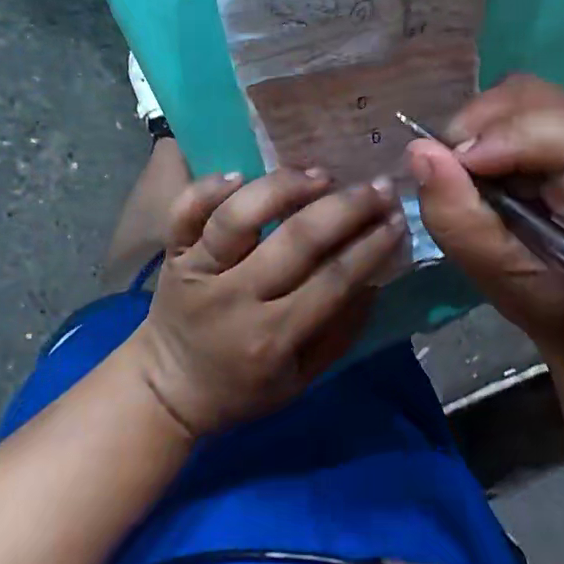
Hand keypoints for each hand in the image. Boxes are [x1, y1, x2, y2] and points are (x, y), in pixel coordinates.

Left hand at [124, 168, 405, 438]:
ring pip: (239, 217)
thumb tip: (377, 276)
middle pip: (297, 240)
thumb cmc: (244, 387)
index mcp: (272, 337)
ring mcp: (199, 271)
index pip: (334, 279)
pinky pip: (185, 212)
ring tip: (321, 174)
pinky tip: (243, 173)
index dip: (372, 245)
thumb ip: (341, 331)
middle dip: (346, 207)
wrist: (165, 391)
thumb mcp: (302, 379)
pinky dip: (210, 187)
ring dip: (284, 188)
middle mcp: (235, 298)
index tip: (398, 219)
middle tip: (378, 186)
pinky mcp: (173, 254)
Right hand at [407, 75, 563, 367]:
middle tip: (451, 164)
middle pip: (551, 105)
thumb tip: (419, 152)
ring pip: (533, 95)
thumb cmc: (547, 301)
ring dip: (485, 121)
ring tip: (463, 162)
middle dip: (490, 124)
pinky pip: (523, 103)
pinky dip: (488, 122)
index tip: (460, 160)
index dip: (513, 138)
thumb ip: (461, 220)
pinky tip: (478, 157)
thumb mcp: (500, 278)